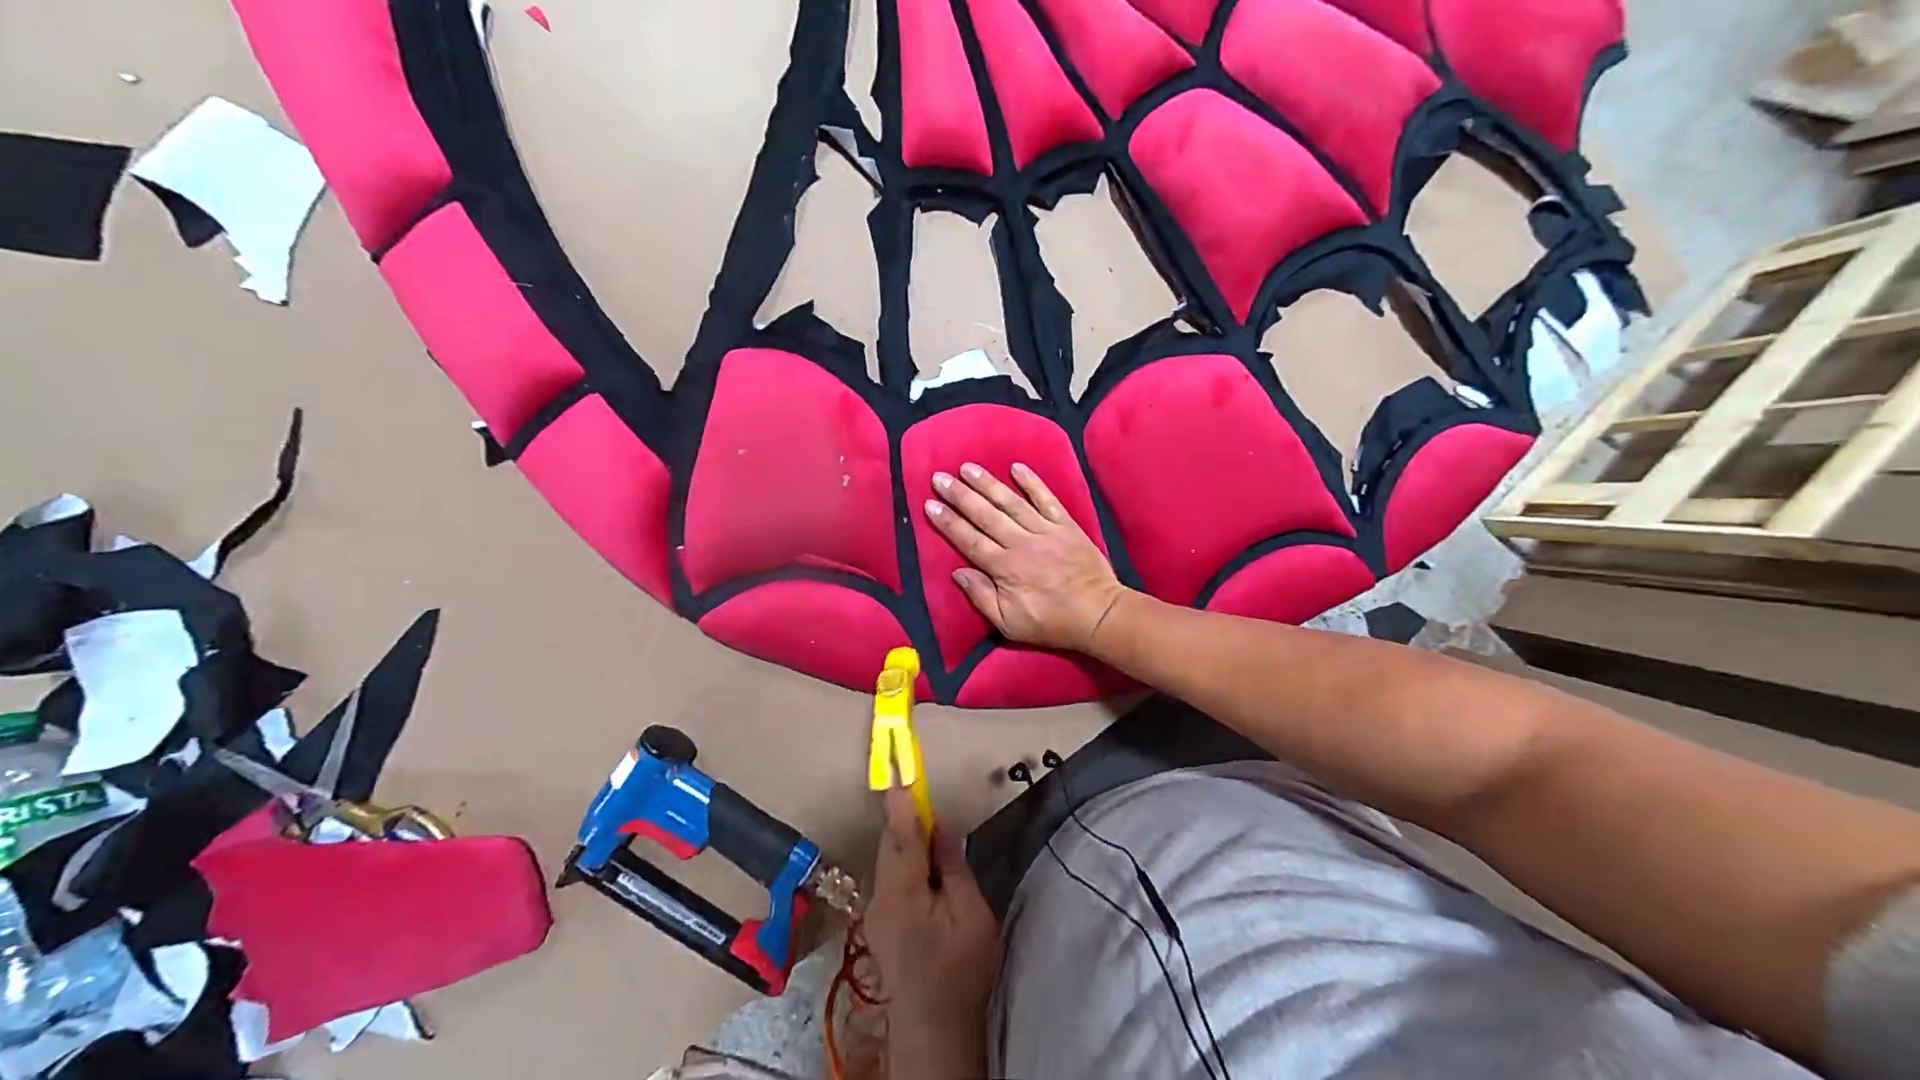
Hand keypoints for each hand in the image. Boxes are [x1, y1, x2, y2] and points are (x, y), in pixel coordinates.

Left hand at [865, 789, 999, 1079]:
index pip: (900, 835)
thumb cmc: (961, 970)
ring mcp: (875, 913)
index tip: (900, 772)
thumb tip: (941, 823)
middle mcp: (879, 897)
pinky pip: (891, 879)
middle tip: (926, 799)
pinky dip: (905, 862)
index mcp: (902, 892)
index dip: (902, 802)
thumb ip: (952, 865)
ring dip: (906, 842)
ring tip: (933, 835)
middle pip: (890, 845)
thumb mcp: (970, 914)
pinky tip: (925, 869)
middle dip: (906, 819)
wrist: (934, 1030)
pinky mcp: (879, 924)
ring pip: (889, 861)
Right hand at [924, 462, 1126, 651]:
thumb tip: (959, 573)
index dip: (948, 521)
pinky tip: (1016, 467)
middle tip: (940, 477)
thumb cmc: (1052, 623)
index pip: (969, 540)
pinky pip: (1046, 499)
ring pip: (1011, 502)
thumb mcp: (1010, 624)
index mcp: (1005, 568)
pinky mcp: (1066, 525)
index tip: (930, 504)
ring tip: (967, 467)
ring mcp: (1045, 531)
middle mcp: (1021, 543)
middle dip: (960, 495)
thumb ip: (982, 597)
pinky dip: (1032, 482)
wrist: (1098, 614)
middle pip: (985, 515)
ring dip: (987, 483)